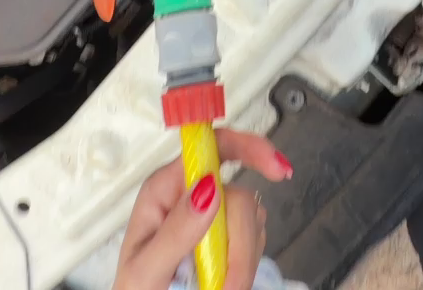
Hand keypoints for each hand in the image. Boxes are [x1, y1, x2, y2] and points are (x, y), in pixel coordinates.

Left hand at [113, 129, 293, 289]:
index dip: (248, 147)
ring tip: (220, 286)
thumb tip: (211, 185)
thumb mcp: (145, 271)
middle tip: (230, 287)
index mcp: (167, 188)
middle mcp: (192, 192)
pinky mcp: (227, 234)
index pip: (213, 147)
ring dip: (244, 259)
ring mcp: (212, 213)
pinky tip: (228, 279)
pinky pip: (255, 237)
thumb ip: (176, 231)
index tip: (277, 170)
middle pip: (239, 195)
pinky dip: (247, 262)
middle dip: (242, 243)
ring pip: (251, 218)